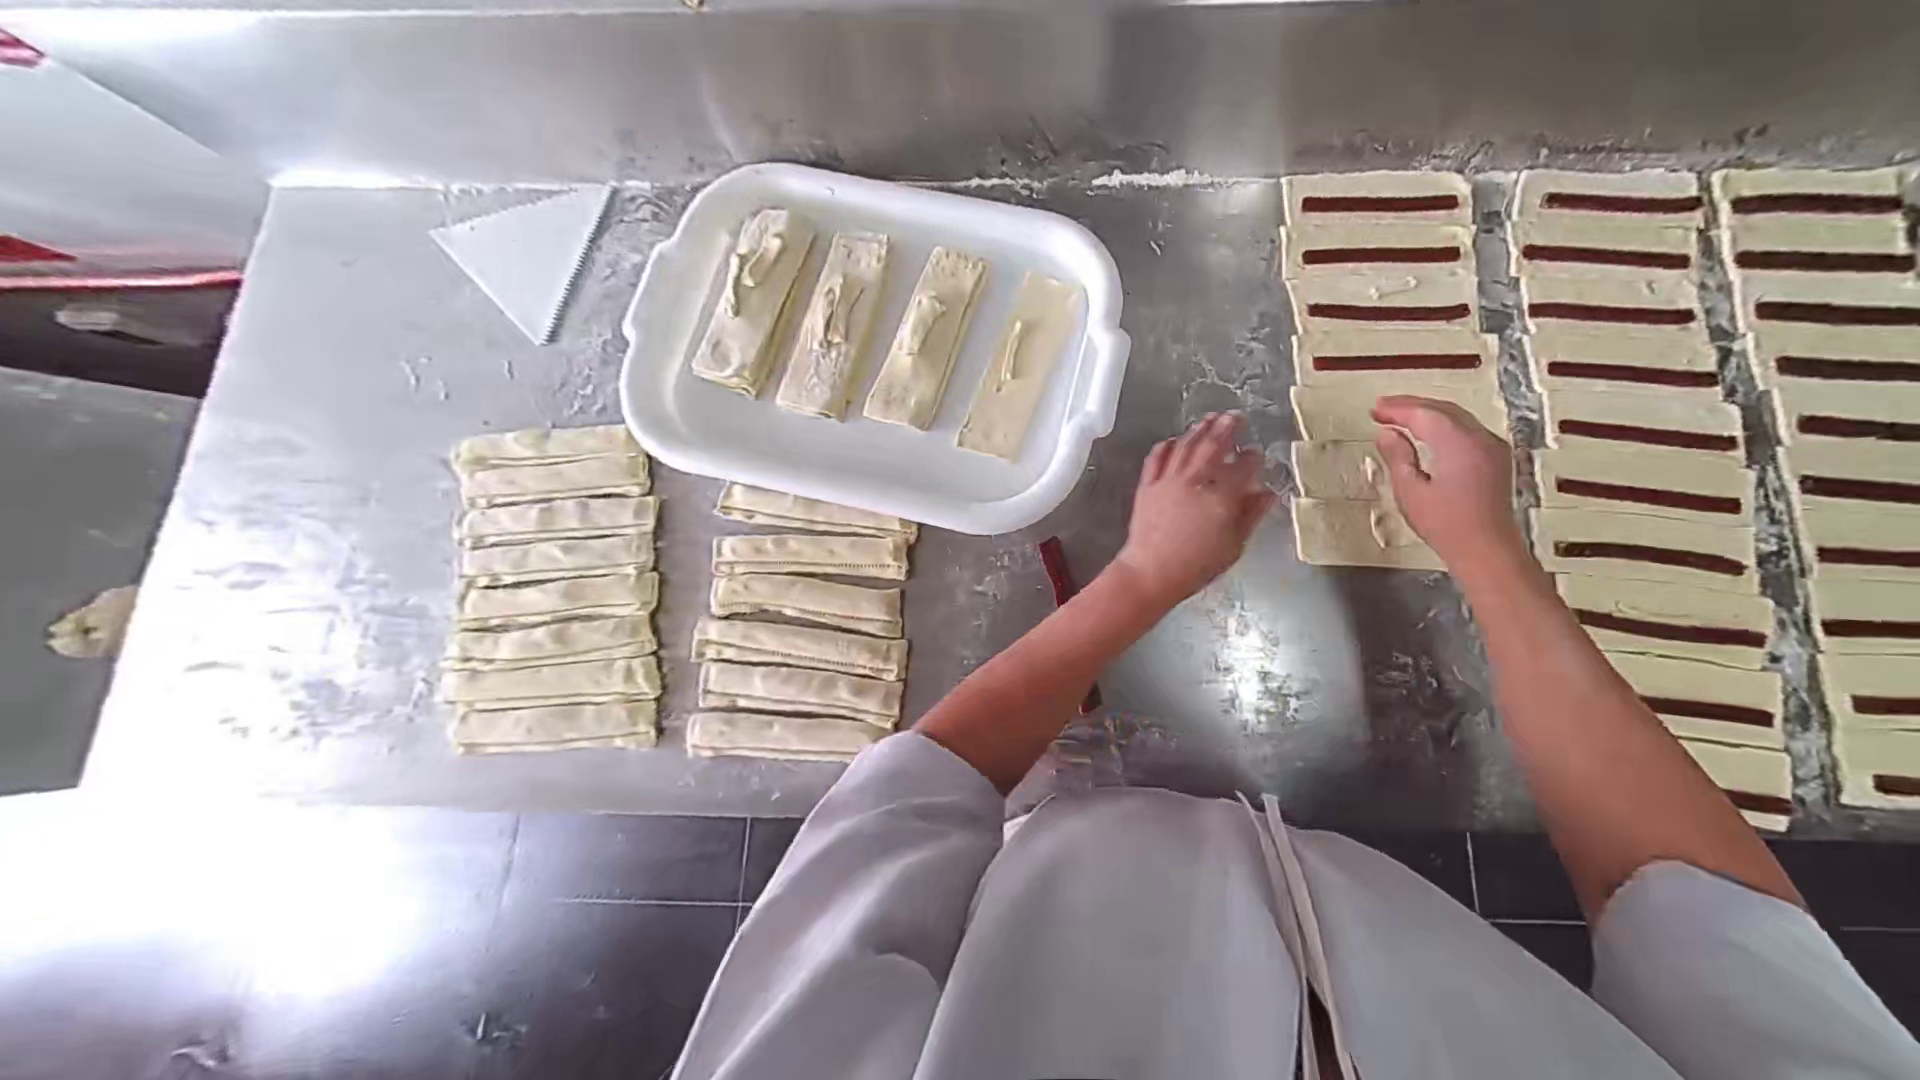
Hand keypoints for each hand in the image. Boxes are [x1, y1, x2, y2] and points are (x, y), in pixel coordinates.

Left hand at [1111, 412, 1276, 607]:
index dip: (1252, 457)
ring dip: (1198, 430)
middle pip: (1212, 447)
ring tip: (1208, 419)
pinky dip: (1165, 446)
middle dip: (1226, 429)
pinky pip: (1156, 459)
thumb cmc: (1196, 566)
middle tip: (1235, 416)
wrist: (1151, 572)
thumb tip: (1266, 494)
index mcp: (1221, 497)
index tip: (1257, 452)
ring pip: (1184, 447)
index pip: (1242, 468)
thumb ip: (1250, 515)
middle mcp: (1194, 482)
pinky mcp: (1147, 488)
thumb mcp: (1234, 545)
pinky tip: (1171, 439)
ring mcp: (1167, 482)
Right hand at [1370, 395, 1528, 576]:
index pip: (1424, 414)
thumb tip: (1387, 434)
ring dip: (1427, 414)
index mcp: (1458, 444)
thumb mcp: (1410, 490)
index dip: (1397, 409)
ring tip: (1399, 418)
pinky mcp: (1495, 459)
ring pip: (1456, 418)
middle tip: (1383, 408)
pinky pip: (1465, 430)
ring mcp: (1492, 448)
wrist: (1485, 548)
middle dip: (1412, 406)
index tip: (1375, 409)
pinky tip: (1426, 433)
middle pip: (1444, 410)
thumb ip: (1398, 457)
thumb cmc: (1444, 523)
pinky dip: (1442, 425)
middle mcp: (1481, 439)